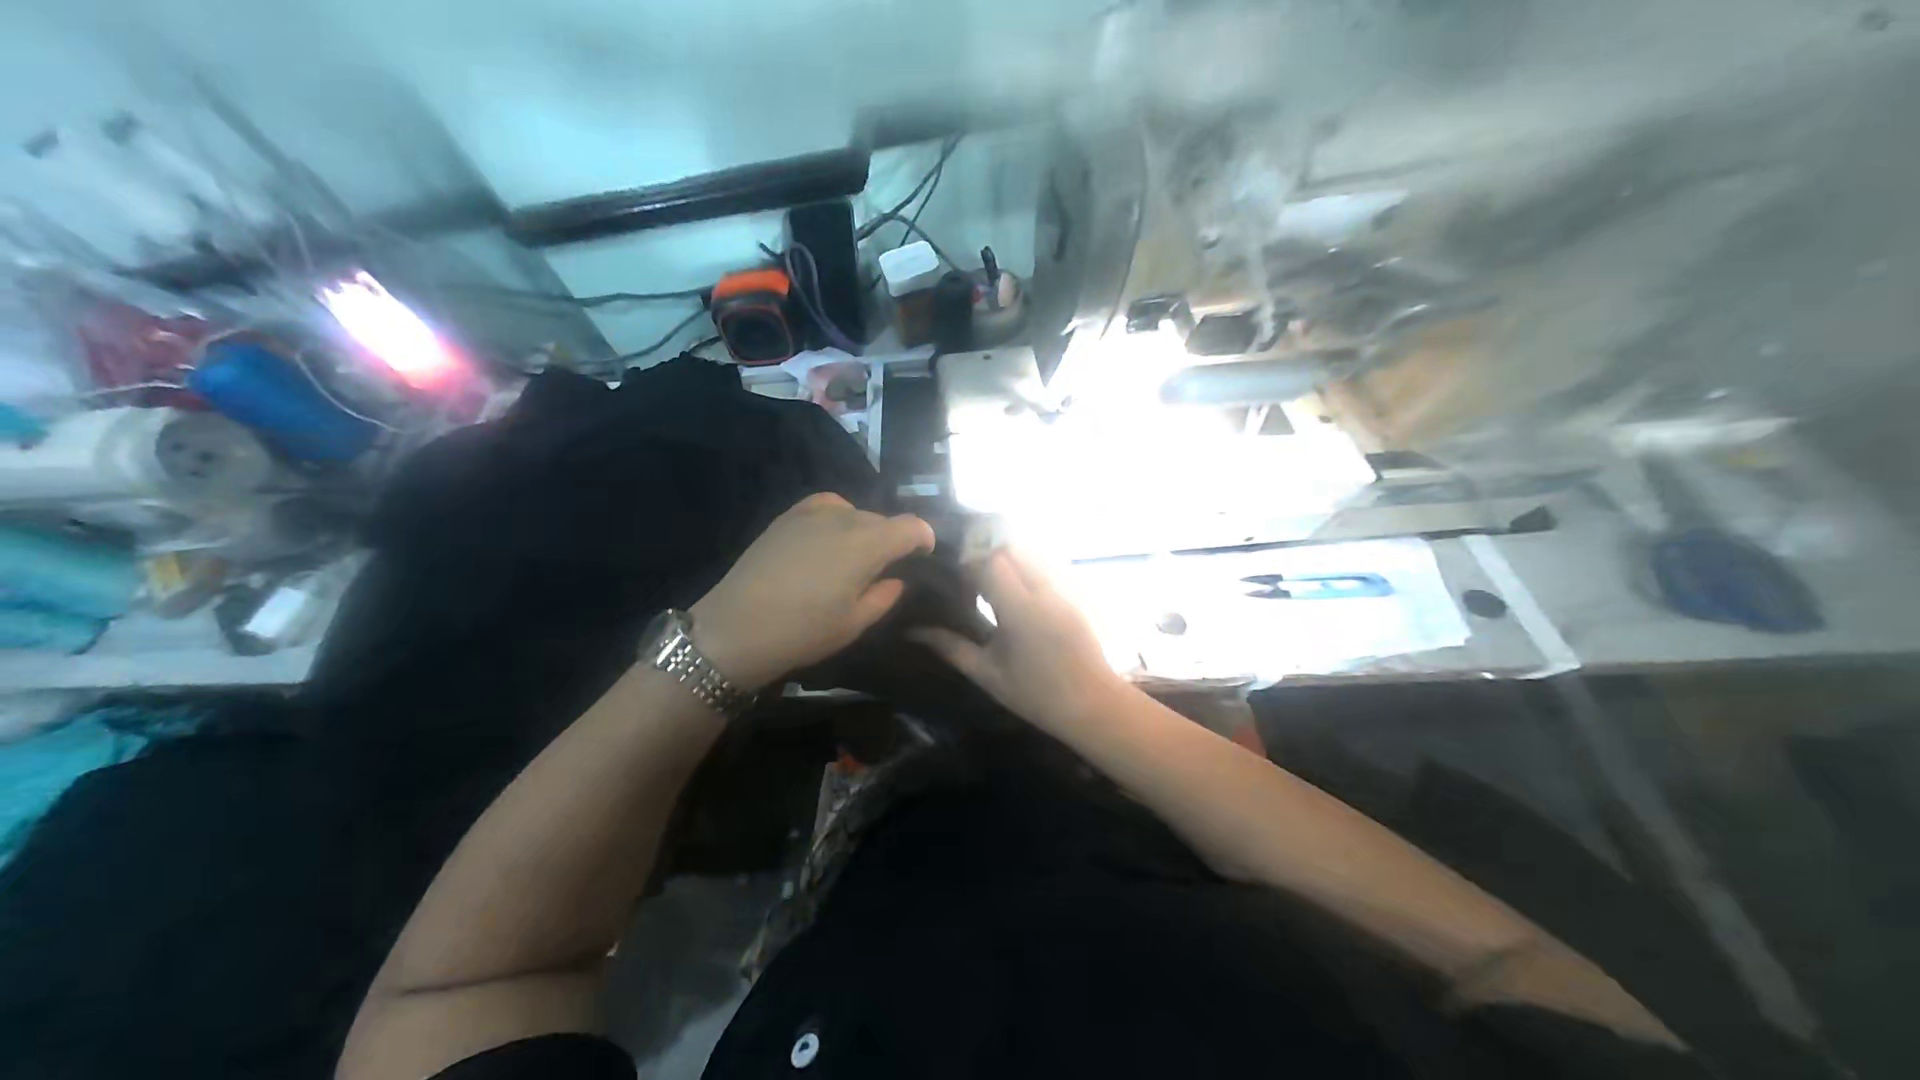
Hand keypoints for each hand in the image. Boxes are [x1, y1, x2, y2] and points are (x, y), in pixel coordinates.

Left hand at [689, 492, 934, 689]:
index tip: (923, 557)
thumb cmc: (803, 631)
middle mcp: (845, 518)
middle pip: (883, 519)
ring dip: (864, 530)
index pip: (912, 526)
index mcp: (868, 543)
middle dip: (892, 539)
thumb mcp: (854, 623)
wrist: (735, 627)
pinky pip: (825, 505)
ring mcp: (812, 513)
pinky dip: (838, 515)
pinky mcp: (787, 517)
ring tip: (854, 558)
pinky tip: (830, 535)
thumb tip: (896, 579)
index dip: (924, 539)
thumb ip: (884, 596)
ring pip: (855, 513)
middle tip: (885, 570)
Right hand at [911, 547, 1126, 731]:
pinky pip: (1045, 567)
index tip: (955, 581)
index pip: (990, 562)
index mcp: (1020, 610)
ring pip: (1030, 553)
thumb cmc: (1036, 694)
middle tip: (971, 581)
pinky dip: (1026, 569)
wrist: (1093, 704)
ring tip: (992, 585)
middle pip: (1010, 549)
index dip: (968, 564)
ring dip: (1007, 560)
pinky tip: (1017, 594)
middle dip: (986, 556)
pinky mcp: (1073, 593)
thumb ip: (950, 647)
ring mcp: (1063, 589)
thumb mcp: (987, 674)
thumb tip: (913, 631)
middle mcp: (1043, 590)